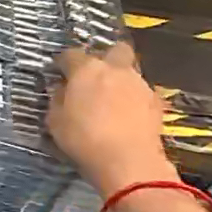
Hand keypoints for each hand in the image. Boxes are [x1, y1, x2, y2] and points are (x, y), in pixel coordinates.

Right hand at [48, 42, 173, 191]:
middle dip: (106, 58)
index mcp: (87, 70)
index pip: (71, 54)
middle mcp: (115, 69)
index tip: (60, 73)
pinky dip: (133, 100)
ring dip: (120, 81)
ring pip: (130, 72)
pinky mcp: (156, 103)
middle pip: (114, 50)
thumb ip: (58, 99)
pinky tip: (127, 116)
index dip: (64, 63)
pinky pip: (141, 93)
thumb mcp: (55, 121)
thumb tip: (62, 89)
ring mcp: (139, 84)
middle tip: (95, 78)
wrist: (128, 161)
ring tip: (111, 102)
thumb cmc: (84, 139)